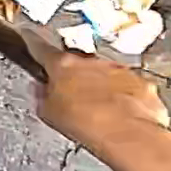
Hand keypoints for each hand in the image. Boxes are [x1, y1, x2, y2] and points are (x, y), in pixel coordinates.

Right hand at [26, 32, 170, 144]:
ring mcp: (119, 70)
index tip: (28, 34)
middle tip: (73, 98)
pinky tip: (121, 116)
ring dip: (101, 88)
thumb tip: (40, 89)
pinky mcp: (141, 83)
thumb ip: (41, 95)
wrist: (128, 137)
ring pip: (104, 75)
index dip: (32, 40)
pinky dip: (124, 98)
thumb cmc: (87, 124)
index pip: (41, 48)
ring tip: (100, 113)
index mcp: (63, 65)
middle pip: (77, 64)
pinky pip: (128, 87)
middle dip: (75, 76)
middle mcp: (91, 61)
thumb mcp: (48, 113)